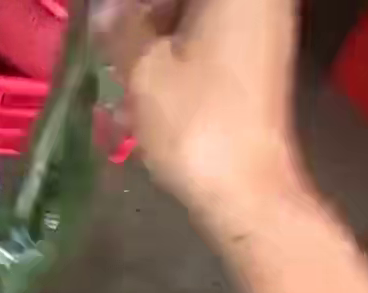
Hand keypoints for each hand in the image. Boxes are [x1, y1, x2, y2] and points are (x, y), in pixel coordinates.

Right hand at [101, 0, 311, 228]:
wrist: (249, 198)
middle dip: (142, 18)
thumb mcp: (145, 72)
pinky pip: (208, 54)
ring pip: (195, 25)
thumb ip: (120, 30)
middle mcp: (259, 2)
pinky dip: (175, 68)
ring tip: (116, 75)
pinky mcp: (257, 75)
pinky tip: (141, 98)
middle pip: (181, 3)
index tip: (104, 21)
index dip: (130, 6)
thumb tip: (105, 13)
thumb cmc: (198, 128)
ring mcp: (263, 37)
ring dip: (153, 44)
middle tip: (108, 44)